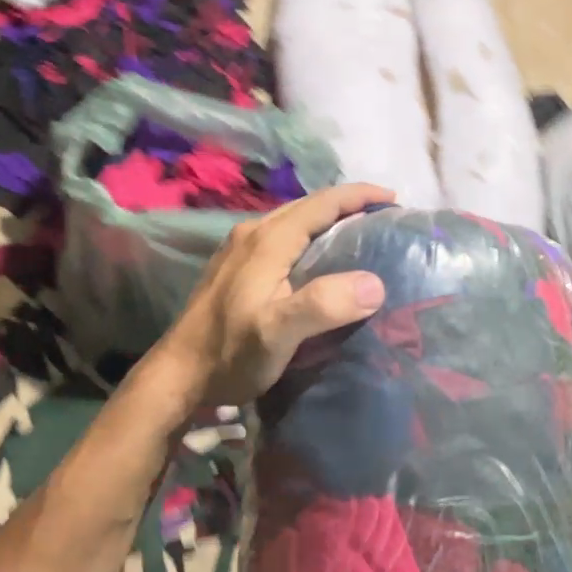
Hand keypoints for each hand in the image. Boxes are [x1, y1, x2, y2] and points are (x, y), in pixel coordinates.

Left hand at [151, 182, 393, 407]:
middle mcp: (253, 232)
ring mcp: (240, 248)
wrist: (177, 375)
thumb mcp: (279, 332)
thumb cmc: (230, 353)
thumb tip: (375, 283)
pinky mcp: (234, 266)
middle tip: (383, 217)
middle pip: (308, 206)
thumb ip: (323, 304)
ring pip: (293, 220)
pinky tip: (318, 259)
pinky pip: (281, 236)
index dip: (359, 196)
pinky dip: (308, 236)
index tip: (394, 200)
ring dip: (326, 220)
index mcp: (268, 239)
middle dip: (347, 204)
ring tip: (358, 234)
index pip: (322, 203)